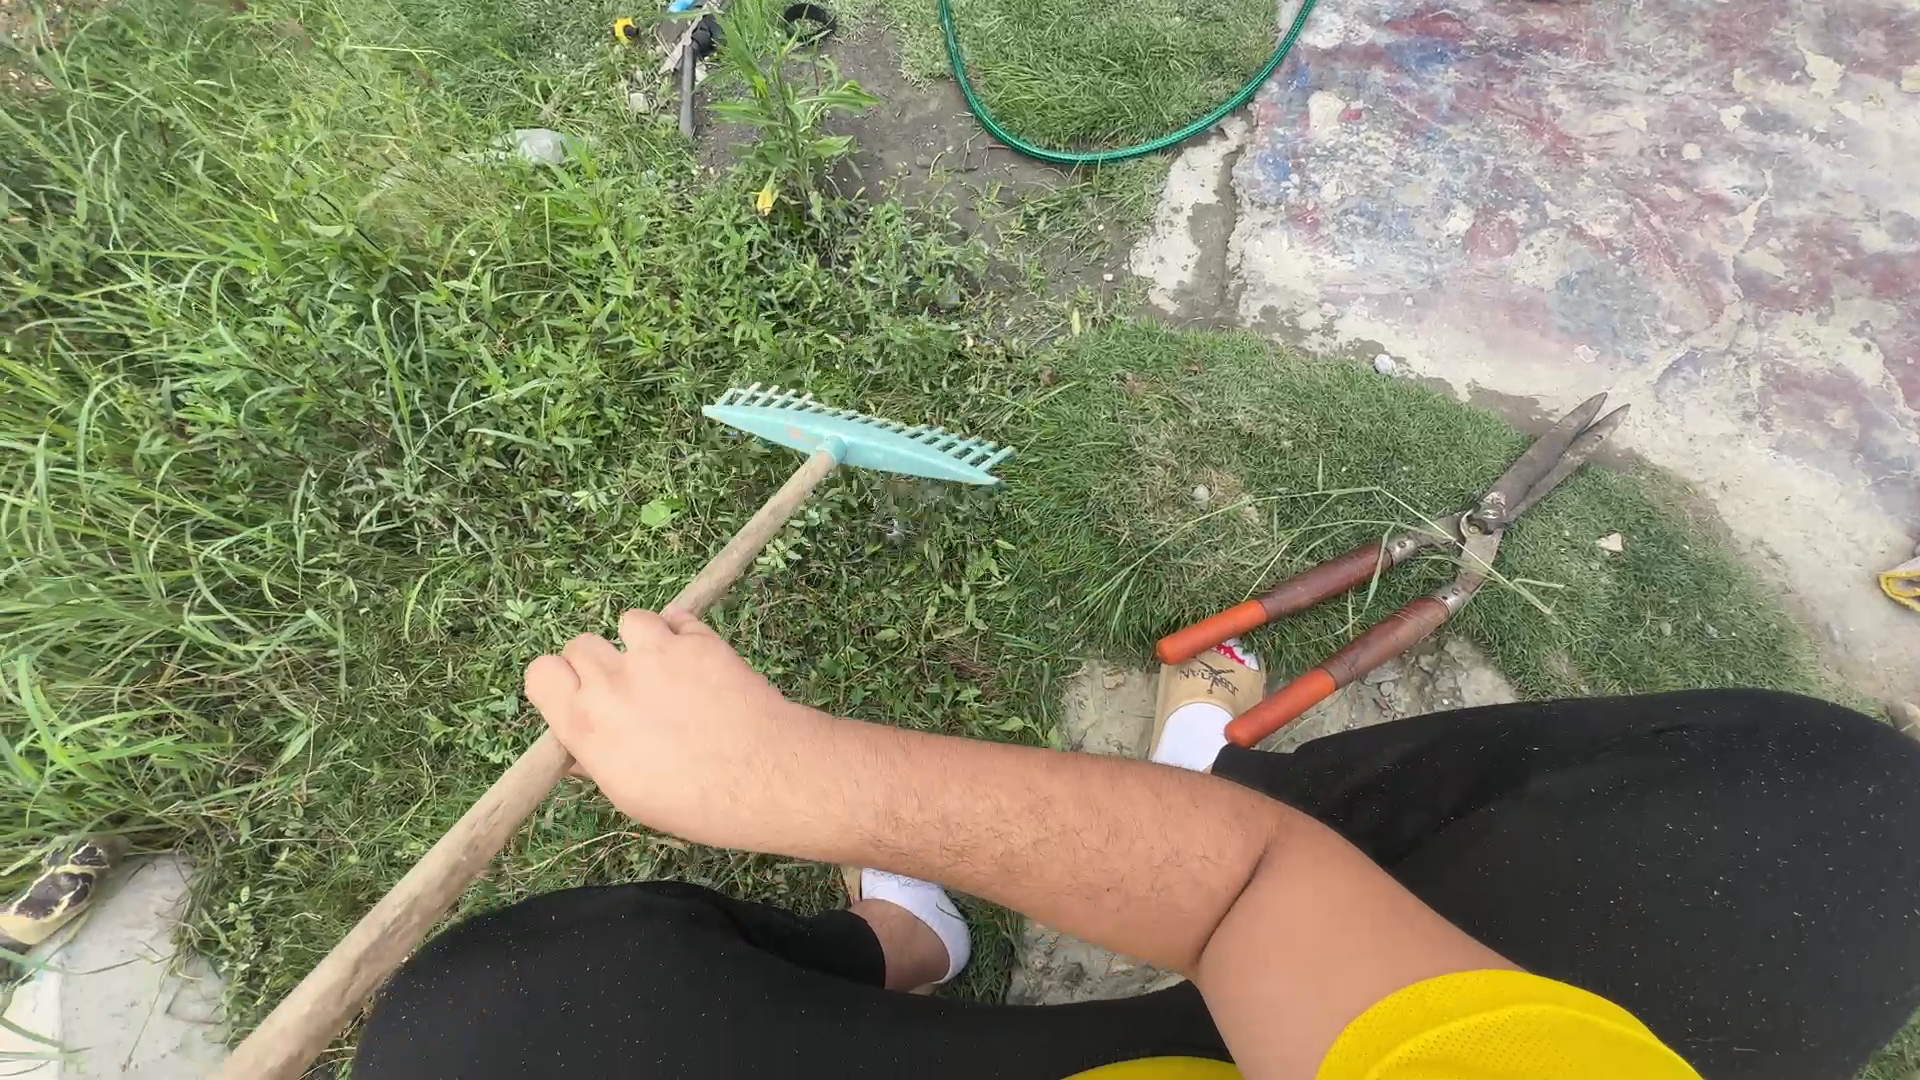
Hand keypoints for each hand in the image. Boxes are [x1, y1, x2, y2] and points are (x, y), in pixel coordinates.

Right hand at [523, 609, 829, 847]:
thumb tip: (579, 745)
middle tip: (629, 683)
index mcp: (584, 723)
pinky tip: (699, 659)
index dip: (560, 679)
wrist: (761, 774)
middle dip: (600, 660)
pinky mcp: (700, 640)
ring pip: (631, 619)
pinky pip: (679, 617)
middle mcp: (614, 681)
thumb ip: (597, 757)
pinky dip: (684, 632)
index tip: (578, 690)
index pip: (540, 672)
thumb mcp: (629, 793)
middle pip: (582, 643)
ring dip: (643, 638)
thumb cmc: (694, 799)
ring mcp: (658, 655)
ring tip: (667, 666)